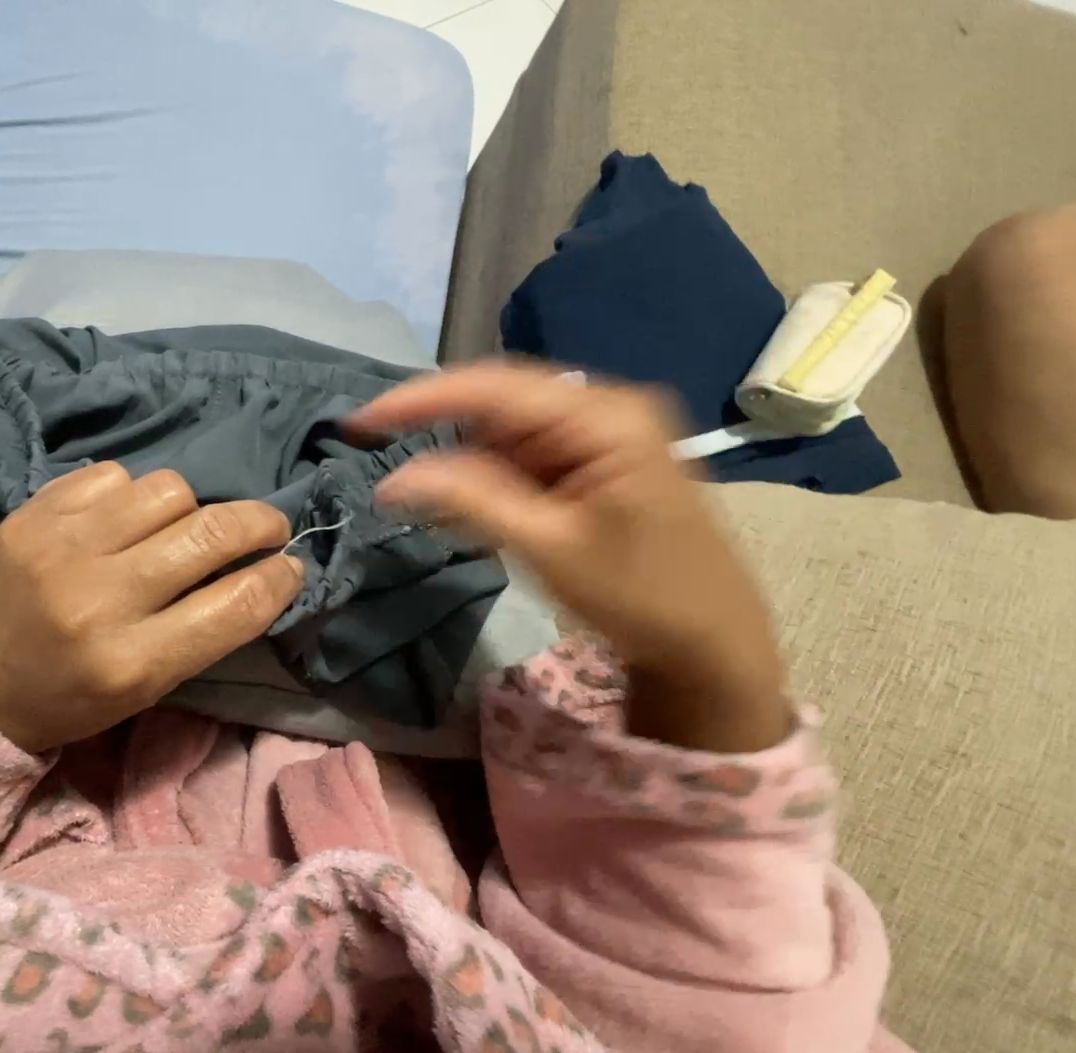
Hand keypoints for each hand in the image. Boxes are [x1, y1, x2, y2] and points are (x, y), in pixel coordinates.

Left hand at [0, 462, 305, 753]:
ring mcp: (61, 547)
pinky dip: (132, 494)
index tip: (290, 567)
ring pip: (168, 490)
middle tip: (269, 528)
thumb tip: (261, 571)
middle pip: (210, 533)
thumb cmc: (66, 697)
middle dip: (259, 524)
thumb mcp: (142, 687)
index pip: (235, 605)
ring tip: (180, 528)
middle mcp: (99, 599)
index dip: (279, 579)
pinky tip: (122, 519)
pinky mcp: (32, 513)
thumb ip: (203, 631)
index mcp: (132, 663)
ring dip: (191, 507)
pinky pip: (113, 474)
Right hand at [351, 362, 788, 751]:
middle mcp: (605, 408)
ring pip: (508, 433)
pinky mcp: (596, 462)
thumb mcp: (547, 547)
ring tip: (447, 511)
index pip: (494, 387)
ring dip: (469, 467)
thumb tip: (391, 479)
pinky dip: (495, 483)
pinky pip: (528, 457)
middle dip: (444, 438)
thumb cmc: (642, 596)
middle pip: (500, 405)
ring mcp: (603, 434)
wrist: (714, 641)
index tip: (361, 421)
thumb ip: (468, 500)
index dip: (420, 399)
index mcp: (605, 416)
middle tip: (396, 475)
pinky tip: (484, 516)